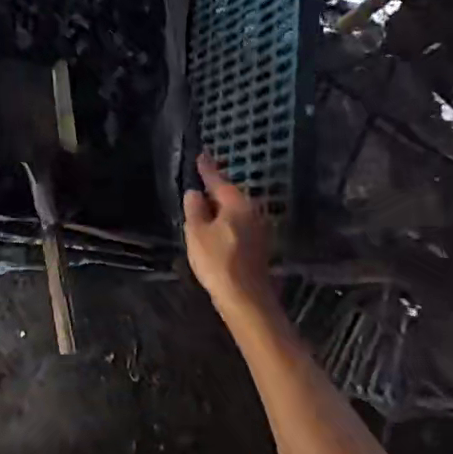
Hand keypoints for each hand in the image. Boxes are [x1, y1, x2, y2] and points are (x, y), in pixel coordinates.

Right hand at [183, 153, 274, 314]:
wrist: (246, 298)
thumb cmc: (217, 261)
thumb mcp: (196, 232)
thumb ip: (194, 208)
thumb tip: (194, 193)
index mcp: (237, 204)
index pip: (219, 180)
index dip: (207, 168)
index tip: (200, 155)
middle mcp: (252, 212)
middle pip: (230, 194)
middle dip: (215, 187)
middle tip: (199, 178)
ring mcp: (258, 229)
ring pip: (235, 209)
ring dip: (220, 205)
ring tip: (203, 201)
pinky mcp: (258, 245)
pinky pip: (238, 222)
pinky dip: (225, 219)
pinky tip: (214, 224)